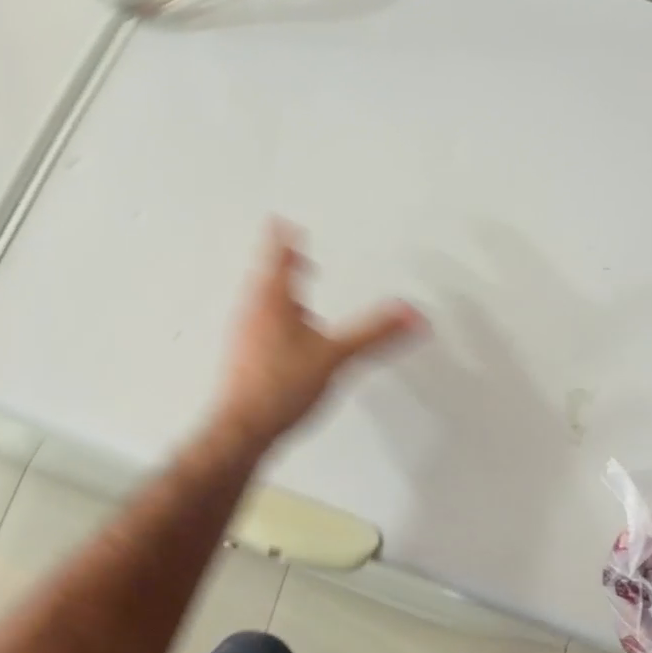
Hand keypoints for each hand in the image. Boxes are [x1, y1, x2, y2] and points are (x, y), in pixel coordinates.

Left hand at [216, 220, 423, 446]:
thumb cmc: (279, 388)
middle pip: (264, 277)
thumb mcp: (337, 356)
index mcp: (271, 300)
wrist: (241, 430)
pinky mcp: (240, 362)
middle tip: (288, 252)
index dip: (283, 238)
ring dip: (277, 294)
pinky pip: (256, 330)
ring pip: (259, 304)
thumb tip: (410, 314)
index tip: (281, 222)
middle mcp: (251, 313)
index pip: (276, 256)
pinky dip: (272, 323)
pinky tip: (287, 344)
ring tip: (293, 297)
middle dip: (280, 264)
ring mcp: (241, 337)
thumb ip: (375, 334)